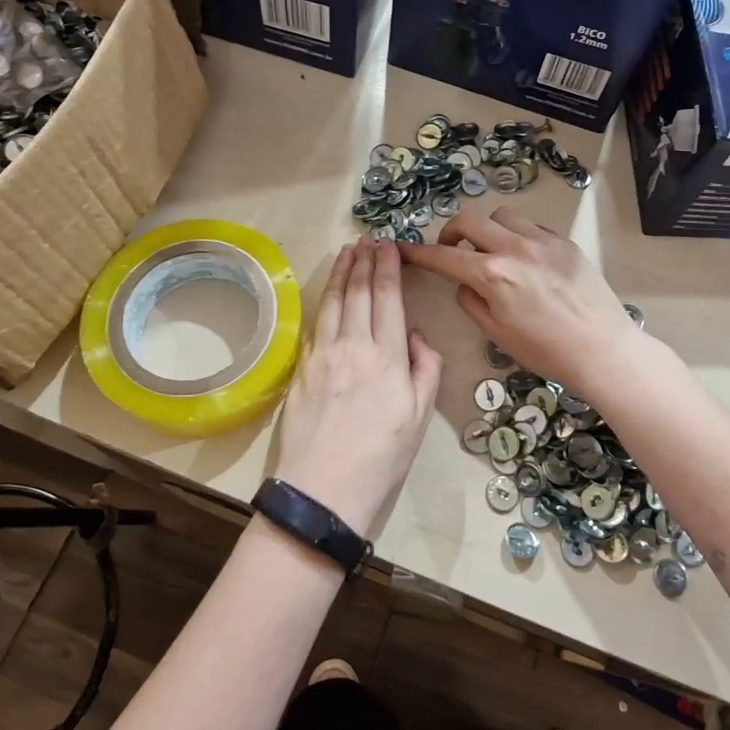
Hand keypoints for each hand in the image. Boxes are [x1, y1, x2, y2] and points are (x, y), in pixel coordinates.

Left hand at [273, 237, 441, 537]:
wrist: (324, 490)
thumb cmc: (381, 459)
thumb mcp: (419, 418)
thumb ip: (426, 370)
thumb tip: (418, 336)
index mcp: (389, 358)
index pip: (388, 299)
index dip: (388, 268)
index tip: (388, 246)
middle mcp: (355, 347)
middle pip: (360, 293)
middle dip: (365, 262)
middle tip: (369, 239)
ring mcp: (324, 355)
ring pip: (334, 302)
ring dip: (342, 272)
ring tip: (347, 251)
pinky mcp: (303, 368)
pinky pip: (316, 322)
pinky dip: (324, 298)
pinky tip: (328, 289)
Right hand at [399, 207, 645, 394]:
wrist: (603, 349)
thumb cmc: (547, 351)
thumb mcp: (498, 334)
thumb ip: (472, 302)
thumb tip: (464, 283)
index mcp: (493, 275)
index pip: (445, 256)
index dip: (419, 252)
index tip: (403, 248)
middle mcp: (515, 248)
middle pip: (470, 220)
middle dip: (451, 231)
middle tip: (452, 250)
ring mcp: (543, 241)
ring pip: (502, 216)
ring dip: (488, 229)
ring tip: (492, 251)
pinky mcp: (565, 242)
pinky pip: (531, 227)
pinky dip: (518, 236)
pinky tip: (525, 260)